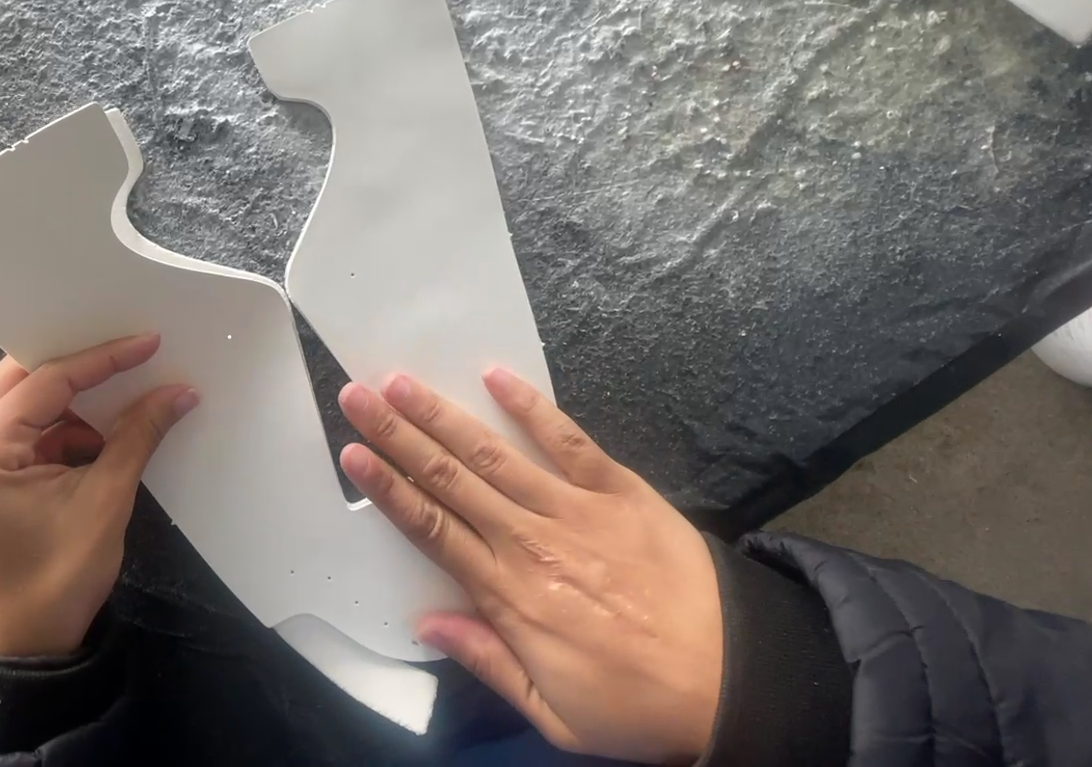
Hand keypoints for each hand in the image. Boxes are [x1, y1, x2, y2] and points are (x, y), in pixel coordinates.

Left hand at [0, 333, 197, 656]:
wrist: (20, 655)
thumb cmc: (56, 583)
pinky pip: (17, 429)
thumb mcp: (104, 501)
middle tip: (128, 354)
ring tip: (118, 401)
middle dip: (77, 368)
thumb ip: (138, 434)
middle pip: (20, 380)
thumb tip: (180, 392)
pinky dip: (56, 428)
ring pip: (18, 401)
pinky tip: (94, 439)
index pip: (45, 382)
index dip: (101, 359)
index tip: (147, 342)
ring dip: (68, 401)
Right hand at [337, 370, 722, 764]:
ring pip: (492, 453)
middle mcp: (528, 540)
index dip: (387, 488)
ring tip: (401, 381)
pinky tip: (496, 376)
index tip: (353, 453)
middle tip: (358, 395)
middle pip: (448, 478)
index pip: (431, 529)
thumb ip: (487, 661)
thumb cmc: (638, 701)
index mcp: (508, 594)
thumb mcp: (556, 715)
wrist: (737, 679)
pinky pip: (568, 440)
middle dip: (397, 434)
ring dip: (442, 414)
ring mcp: (572, 508)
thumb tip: (424, 623)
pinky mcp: (616, 488)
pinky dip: (531, 407)